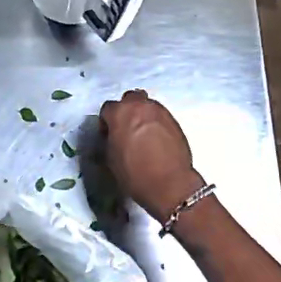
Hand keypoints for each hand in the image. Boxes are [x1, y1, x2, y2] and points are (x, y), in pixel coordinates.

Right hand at [100, 89, 204, 218]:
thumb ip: (110, 139)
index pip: (107, 108)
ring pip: (147, 105)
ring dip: (142, 114)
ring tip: (142, 134)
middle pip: (130, 98)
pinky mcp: (174, 120)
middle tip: (126, 128)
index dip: (106, 122)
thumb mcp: (111, 158)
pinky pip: (160, 115)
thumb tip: (114, 136)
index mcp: (120, 113)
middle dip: (126, 109)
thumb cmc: (135, 173)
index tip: (108, 134)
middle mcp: (140, 106)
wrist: (169, 183)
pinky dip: (155, 122)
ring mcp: (159, 111)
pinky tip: (156, 139)